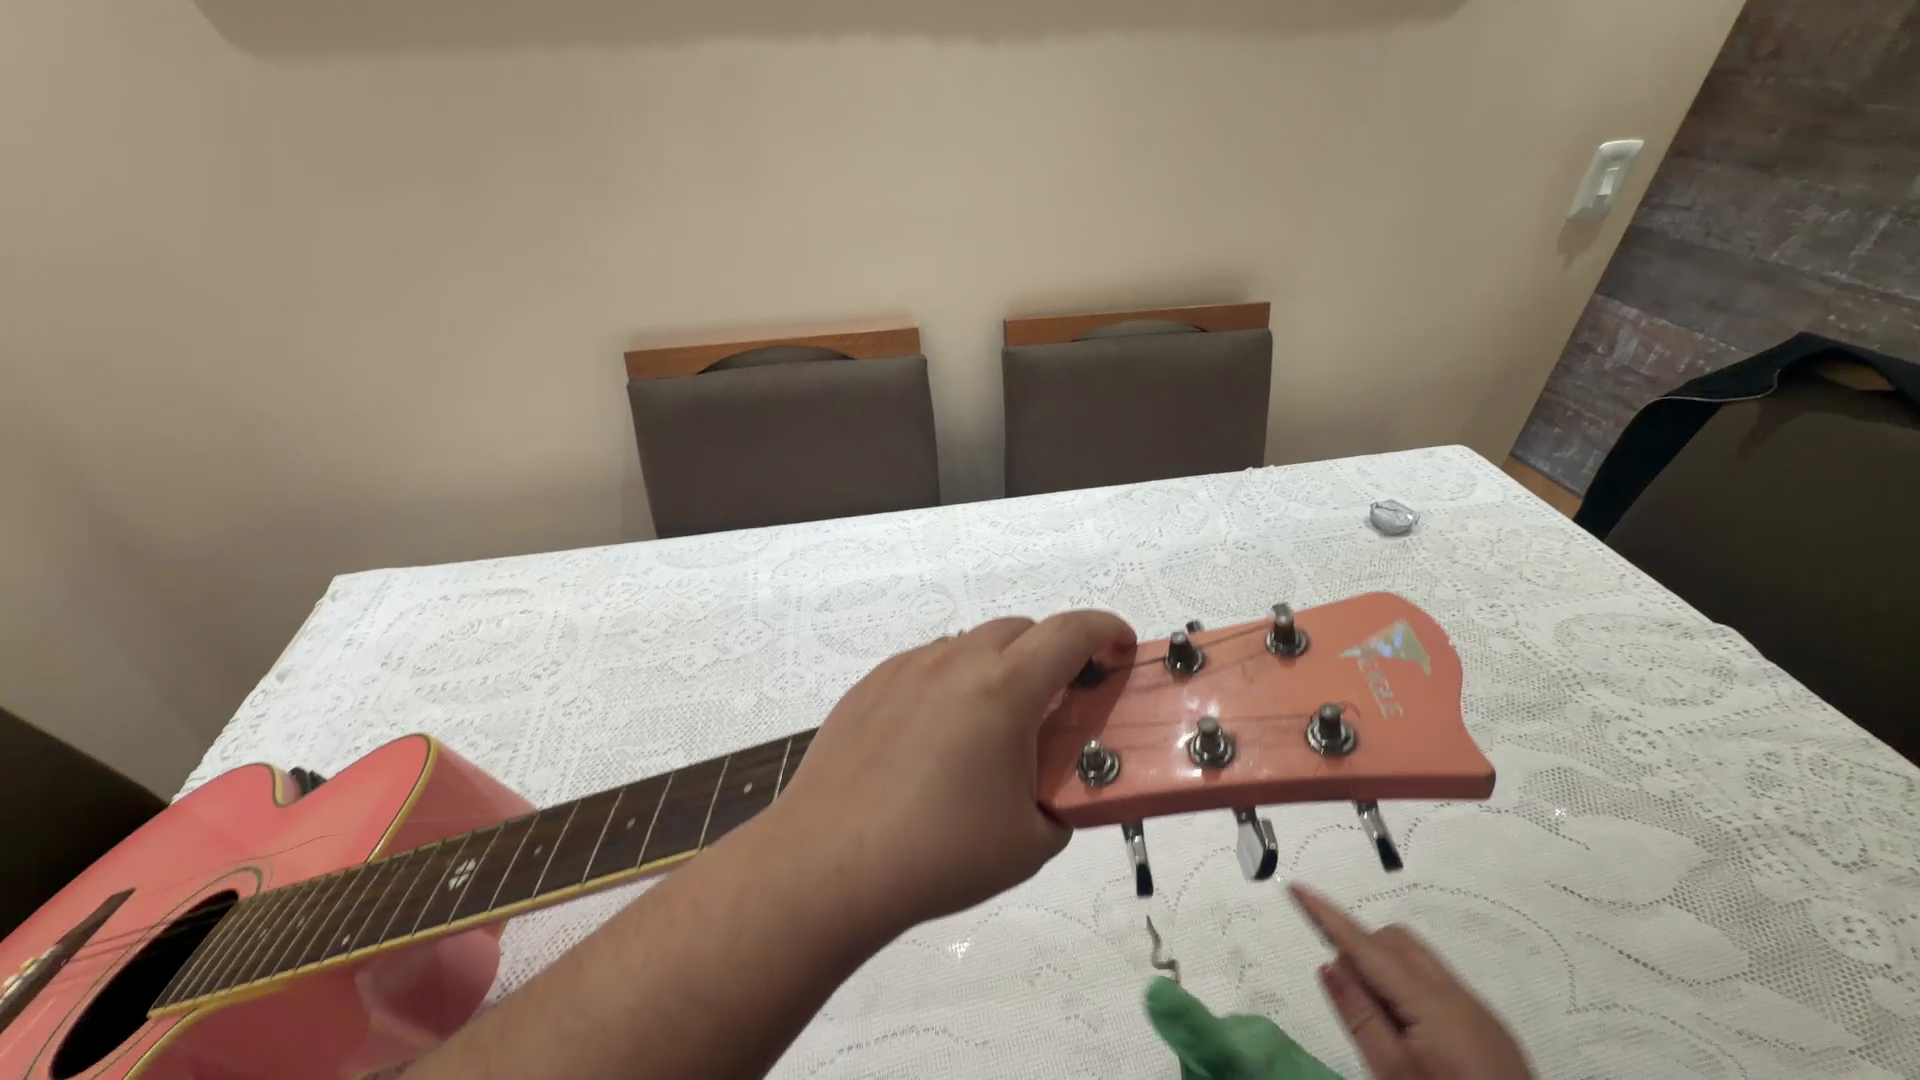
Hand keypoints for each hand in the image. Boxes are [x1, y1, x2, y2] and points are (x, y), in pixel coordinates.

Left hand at [766, 611, 1134, 934]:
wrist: (828, 865)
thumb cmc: (939, 854)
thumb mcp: (1031, 840)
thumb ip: (1062, 800)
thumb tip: (1056, 784)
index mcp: (1003, 688)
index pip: (1071, 632)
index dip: (1107, 630)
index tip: (1122, 648)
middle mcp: (954, 662)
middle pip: (1019, 630)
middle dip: (1052, 652)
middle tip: (1058, 702)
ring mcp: (905, 670)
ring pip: (969, 645)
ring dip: (998, 666)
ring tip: (994, 725)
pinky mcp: (868, 688)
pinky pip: (926, 666)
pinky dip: (952, 681)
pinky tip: (937, 737)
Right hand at [1289, 884, 1533, 1079]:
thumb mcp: (1393, 1074)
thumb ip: (1359, 1017)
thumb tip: (1328, 965)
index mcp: (1430, 1002)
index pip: (1366, 944)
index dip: (1328, 916)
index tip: (1297, 889)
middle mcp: (1456, 992)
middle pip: (1394, 940)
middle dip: (1361, 950)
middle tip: (1350, 1000)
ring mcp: (1477, 1009)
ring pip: (1417, 960)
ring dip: (1385, 970)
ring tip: (1380, 1022)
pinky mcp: (1488, 1028)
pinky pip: (1438, 985)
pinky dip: (1409, 991)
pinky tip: (1411, 1037)